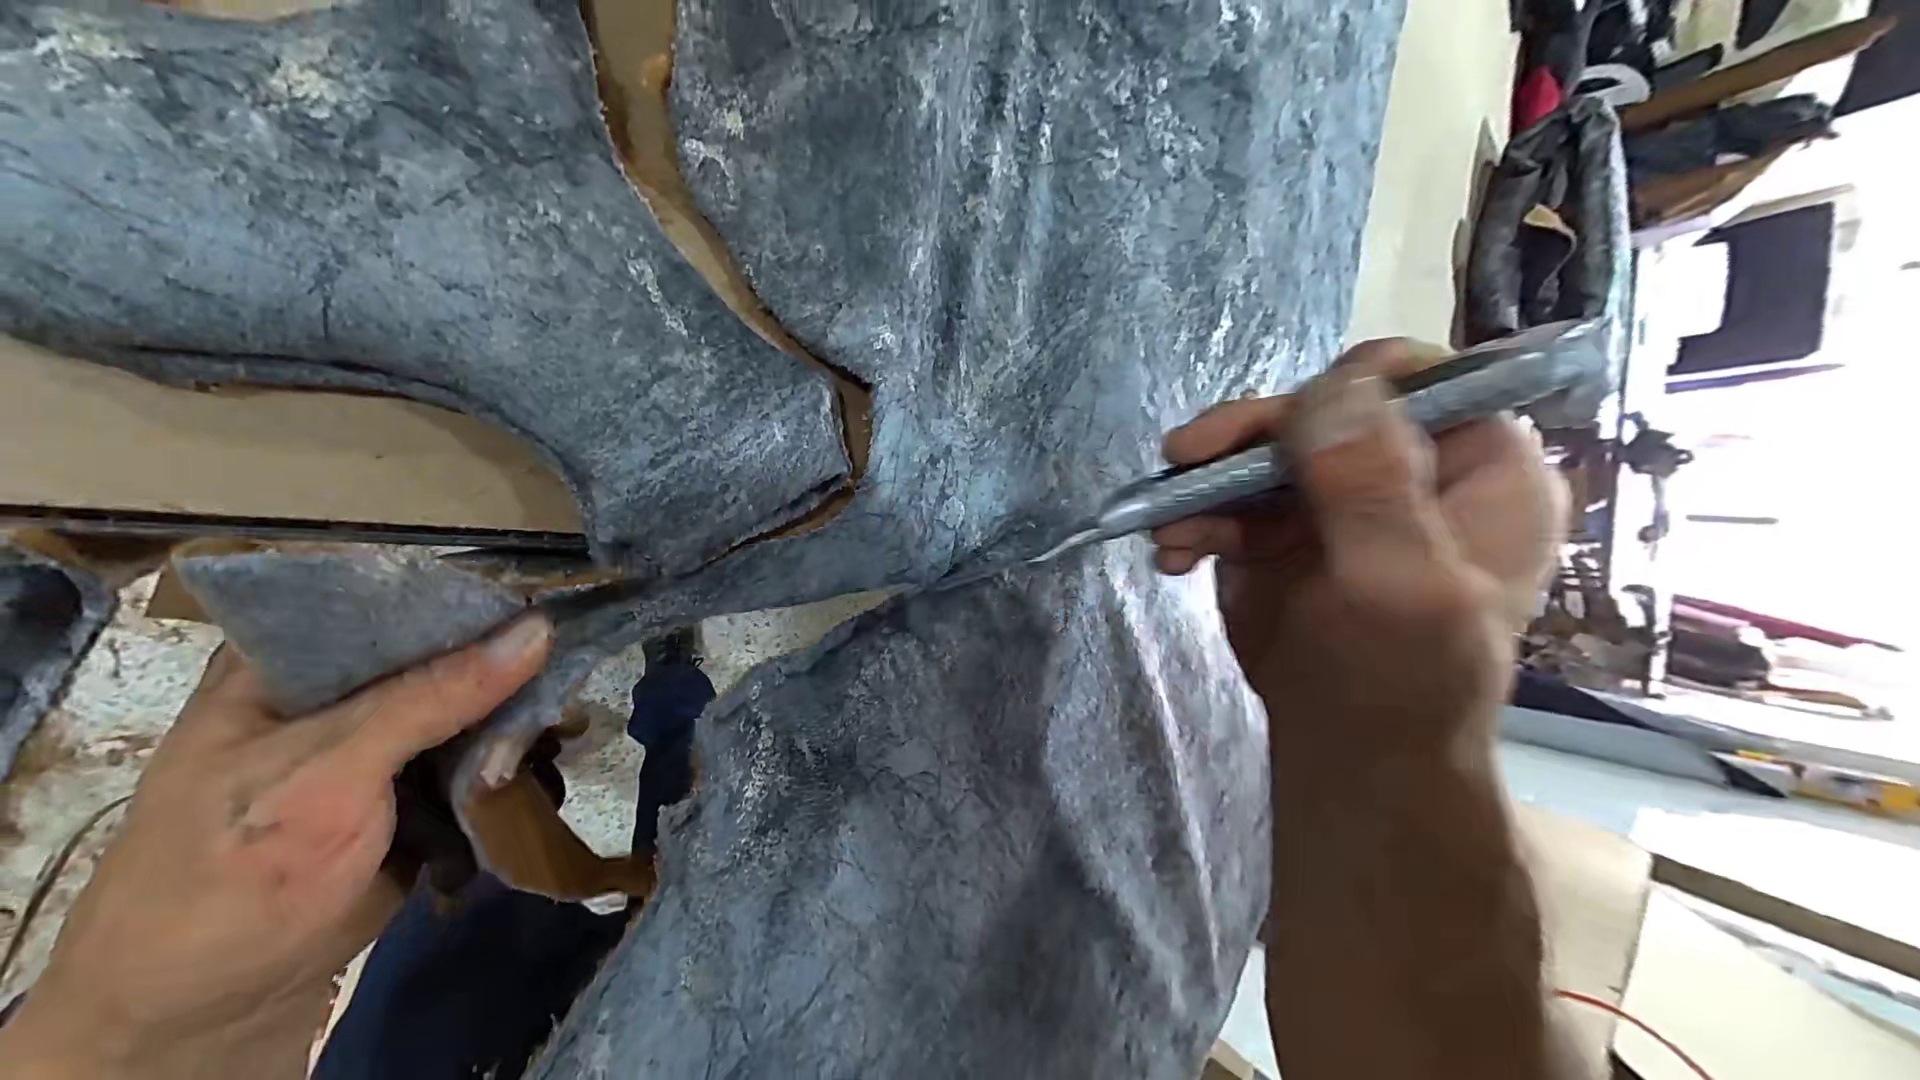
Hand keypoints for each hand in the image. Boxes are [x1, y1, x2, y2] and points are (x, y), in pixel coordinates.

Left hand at [0, 615, 552, 1078]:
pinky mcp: (425, 781)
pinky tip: (548, 756)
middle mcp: (347, 691)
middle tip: (569, 670)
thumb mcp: (325, 771)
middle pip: (453, 651)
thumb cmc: (232, 874)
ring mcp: (389, 739)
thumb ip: (433, 696)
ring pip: (480, 700)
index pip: (396, 602)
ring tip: (563, 726)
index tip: (546, 599)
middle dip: (512, 665)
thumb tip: (542, 630)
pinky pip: (488, 747)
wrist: (216, 1008)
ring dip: (524, 714)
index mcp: (294, 664)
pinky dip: (521, 752)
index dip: (471, 597)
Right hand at [1154, 340, 1563, 765]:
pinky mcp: (1278, 531)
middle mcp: (1404, 469)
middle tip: (1184, 457)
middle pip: (1317, 410)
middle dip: (1245, 437)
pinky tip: (1171, 554)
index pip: (1416, 380)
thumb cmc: (1399, 681)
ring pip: (1258, 454)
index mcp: (1477, 467)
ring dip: (1204, 485)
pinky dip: (1194, 521)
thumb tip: (1329, 390)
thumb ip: (1373, 488)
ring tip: (1168, 533)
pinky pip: (1227, 501)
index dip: (1343, 387)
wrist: (1348, 756)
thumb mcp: (1401, 589)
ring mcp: (1333, 499)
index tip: (1275, 427)